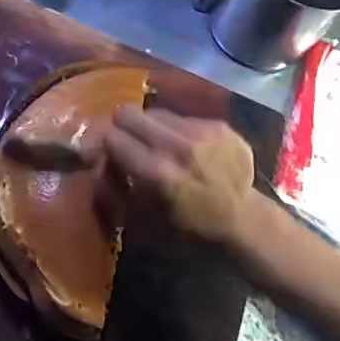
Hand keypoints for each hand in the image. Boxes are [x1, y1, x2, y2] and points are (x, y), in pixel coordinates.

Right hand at [104, 106, 260, 249]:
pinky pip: (184, 118)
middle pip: (130, 113)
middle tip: (129, 143)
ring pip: (157, 112)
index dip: (105, 145)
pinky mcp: (220, 125)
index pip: (112, 137)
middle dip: (123, 128)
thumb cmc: (189, 228)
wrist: (243, 220)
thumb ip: (113, 187)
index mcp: (157, 172)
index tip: (108, 153)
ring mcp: (202, 131)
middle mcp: (179, 145)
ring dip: (152, 128)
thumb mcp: (142, 219)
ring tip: (160, 146)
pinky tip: (188, 149)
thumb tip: (96, 161)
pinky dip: (178, 131)